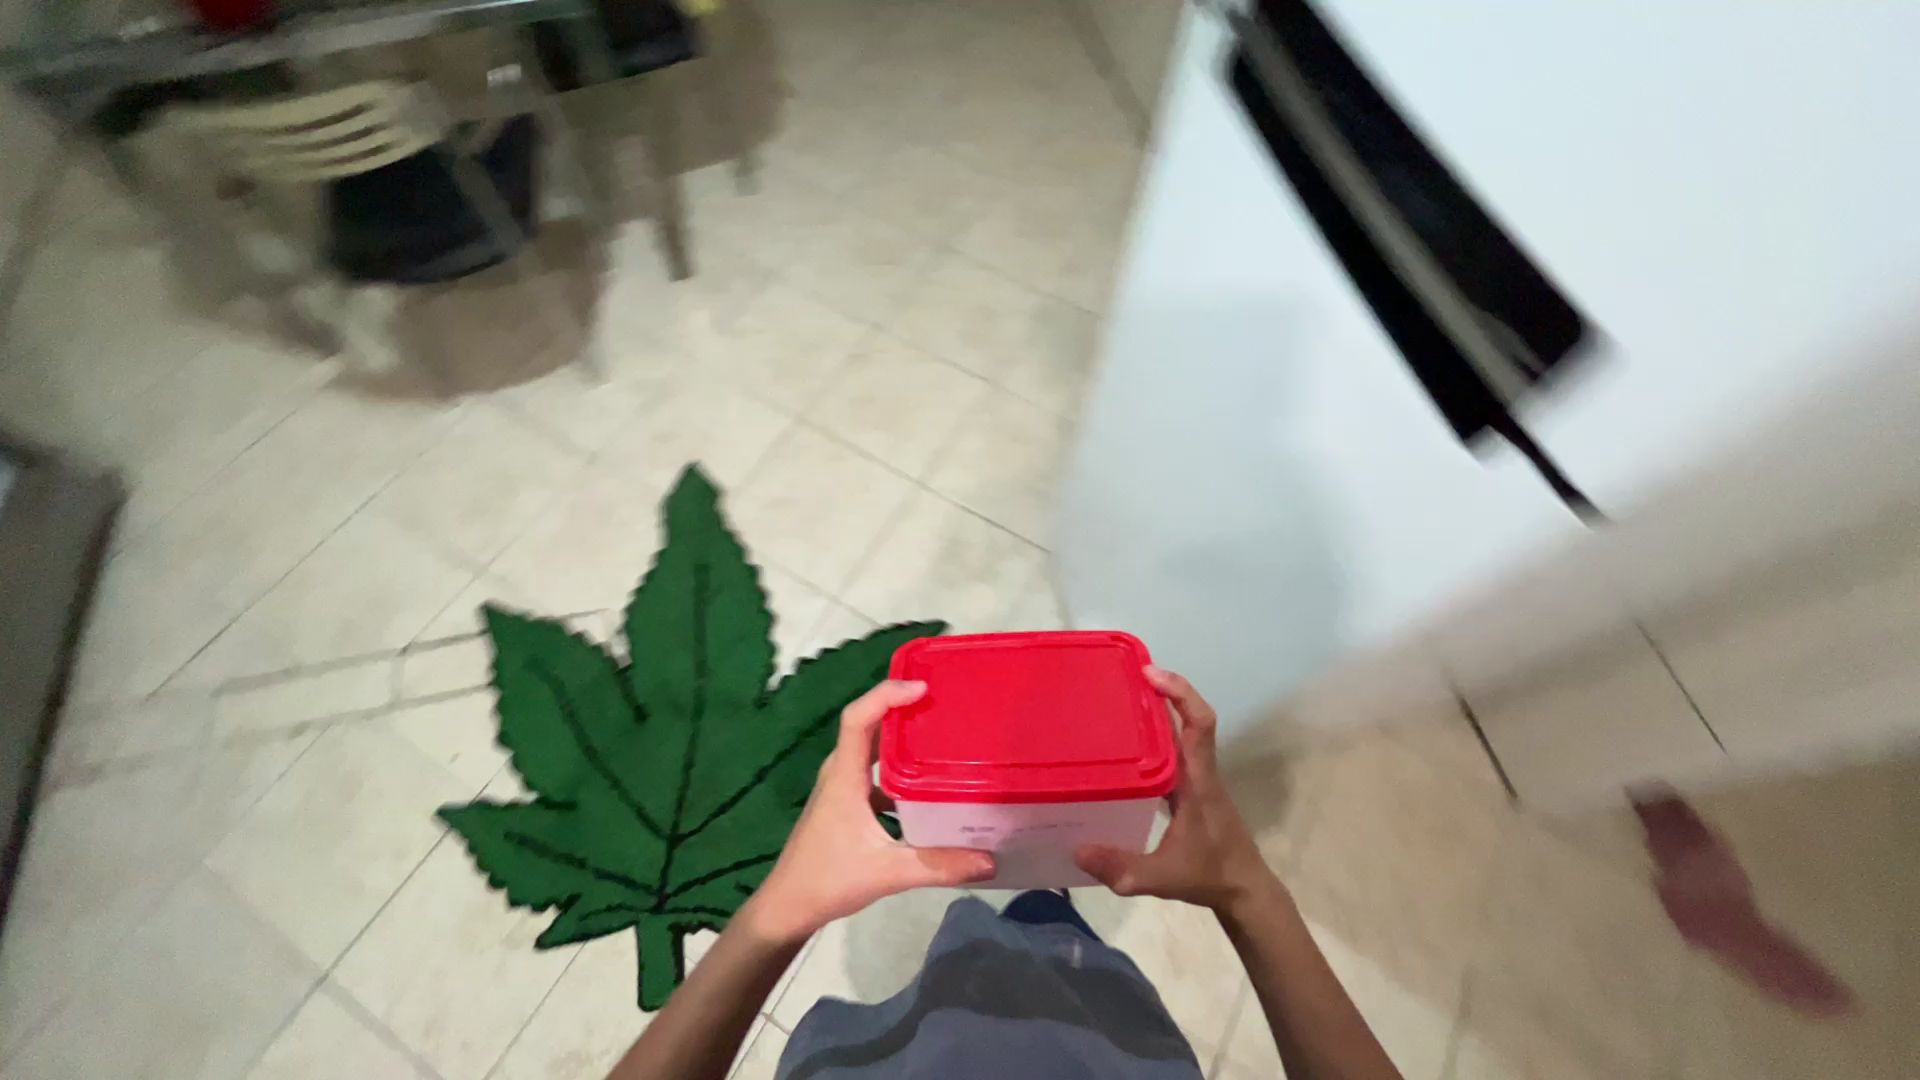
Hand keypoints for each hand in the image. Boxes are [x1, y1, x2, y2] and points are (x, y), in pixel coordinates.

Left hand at [738, 681, 995, 944]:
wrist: (787, 907)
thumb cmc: (828, 880)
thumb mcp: (886, 873)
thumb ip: (937, 865)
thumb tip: (989, 860)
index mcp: (844, 775)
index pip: (858, 717)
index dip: (886, 694)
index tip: (923, 688)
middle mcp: (841, 771)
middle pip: (869, 723)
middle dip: (902, 706)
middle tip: (944, 702)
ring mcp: (842, 785)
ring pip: (872, 746)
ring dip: (901, 734)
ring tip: (942, 731)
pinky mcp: (847, 801)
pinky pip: (874, 768)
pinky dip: (899, 763)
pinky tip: (927, 780)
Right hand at [1075, 667, 1274, 911]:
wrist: (1245, 890)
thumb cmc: (1209, 876)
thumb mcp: (1163, 878)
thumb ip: (1123, 868)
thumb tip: (1078, 852)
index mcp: (1198, 781)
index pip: (1200, 724)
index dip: (1180, 693)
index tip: (1149, 674)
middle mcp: (1199, 770)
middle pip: (1187, 718)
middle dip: (1159, 691)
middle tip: (1119, 678)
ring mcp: (1196, 777)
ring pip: (1179, 732)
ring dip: (1155, 711)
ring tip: (1115, 700)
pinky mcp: (1190, 787)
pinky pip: (1172, 749)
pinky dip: (1152, 735)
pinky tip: (1123, 743)